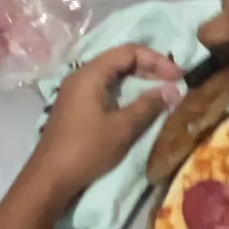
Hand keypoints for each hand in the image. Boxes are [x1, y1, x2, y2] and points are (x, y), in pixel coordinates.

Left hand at [29, 44, 183, 192]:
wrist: (50, 177)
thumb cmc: (86, 149)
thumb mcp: (122, 127)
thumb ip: (147, 105)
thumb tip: (172, 89)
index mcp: (90, 73)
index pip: (128, 52)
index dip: (156, 59)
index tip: (178, 75)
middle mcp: (81, 75)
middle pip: (119, 60)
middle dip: (148, 67)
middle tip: (173, 81)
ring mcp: (76, 90)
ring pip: (112, 74)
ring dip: (137, 79)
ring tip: (160, 90)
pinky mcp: (76, 106)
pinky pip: (104, 88)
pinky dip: (124, 91)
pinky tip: (137, 103)